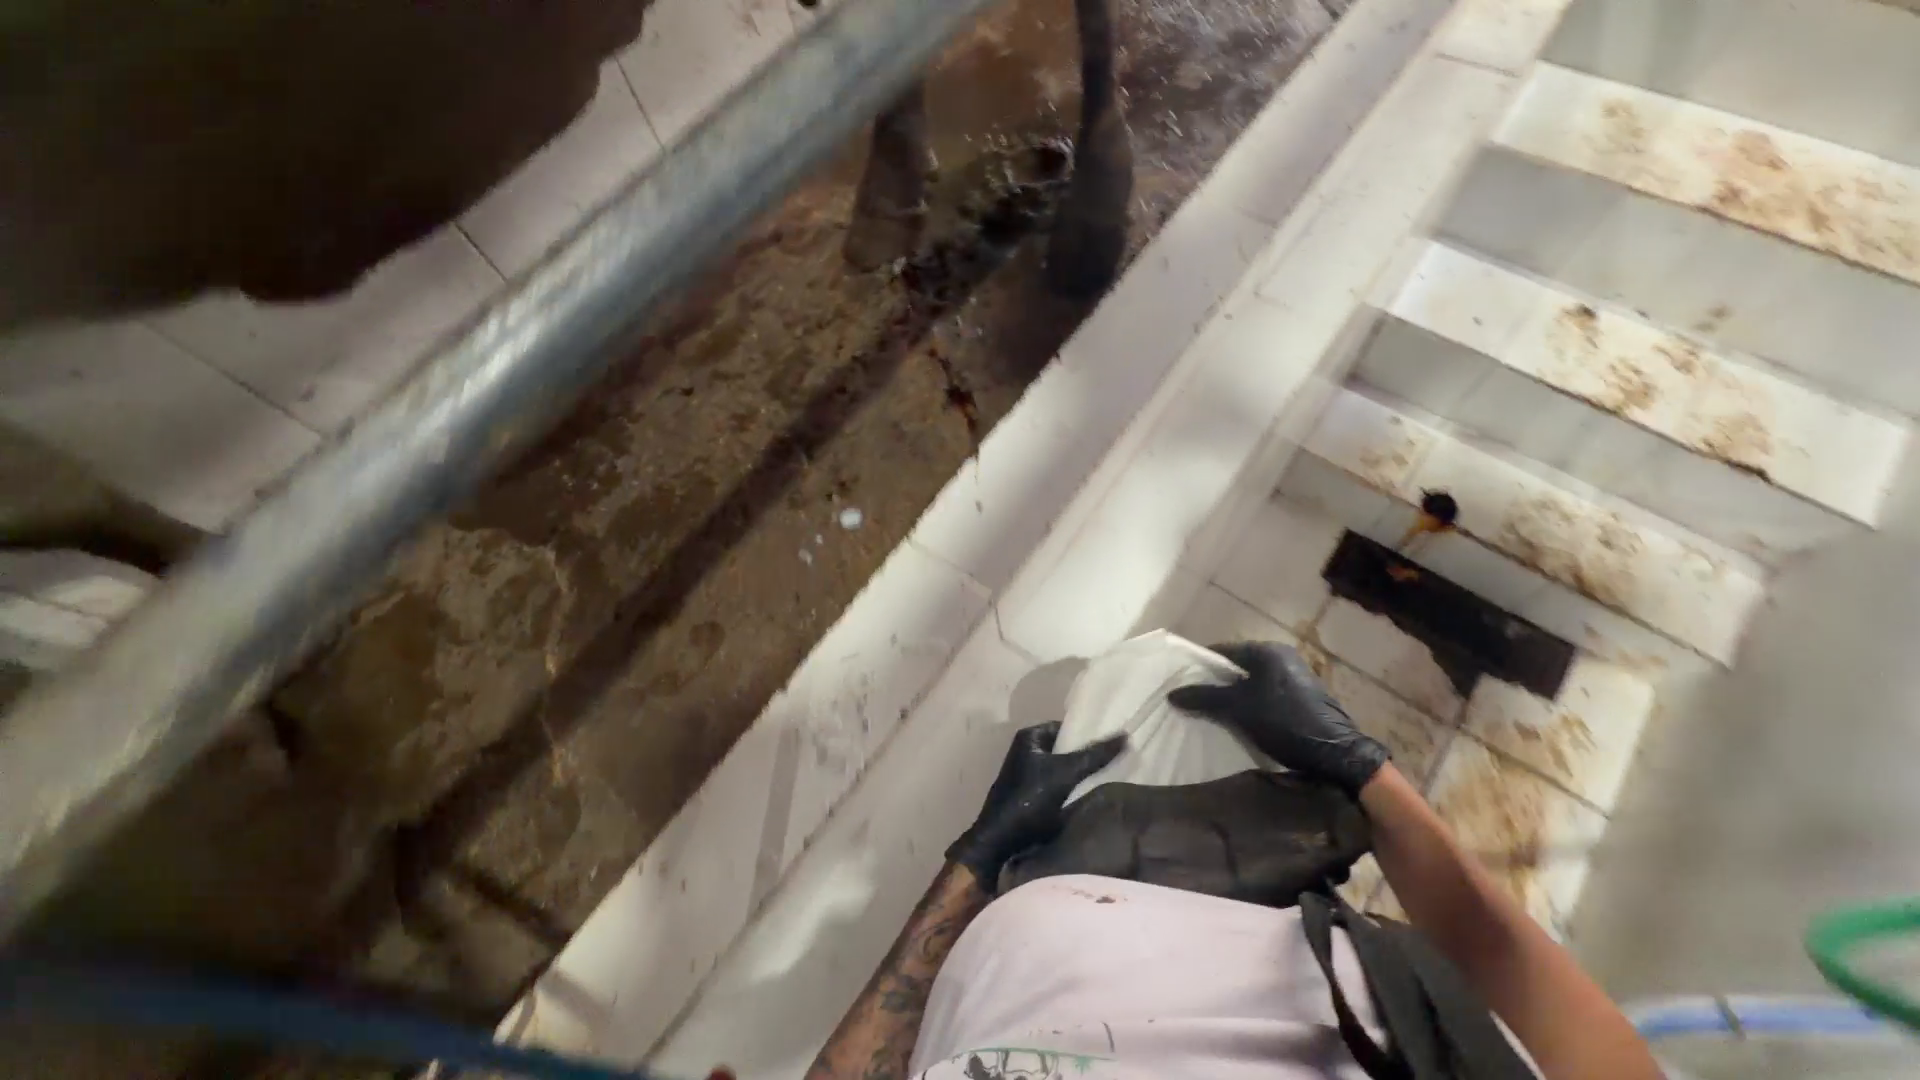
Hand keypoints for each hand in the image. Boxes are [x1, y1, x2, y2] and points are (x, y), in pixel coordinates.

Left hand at [946, 722, 1125, 885]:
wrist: (1001, 840)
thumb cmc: (1030, 799)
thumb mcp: (1066, 773)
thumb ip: (1095, 756)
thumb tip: (1125, 736)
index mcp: (1030, 737)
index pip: (1066, 727)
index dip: (1088, 733)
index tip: (1113, 742)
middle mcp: (1026, 750)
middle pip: (1065, 748)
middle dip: (1087, 754)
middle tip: (1116, 760)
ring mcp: (1027, 773)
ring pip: (1062, 767)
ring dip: (1081, 772)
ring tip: (1109, 775)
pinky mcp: (1030, 794)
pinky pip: (1058, 784)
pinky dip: (1072, 787)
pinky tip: (1091, 794)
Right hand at [1168, 641, 1387, 794]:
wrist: (1335, 753)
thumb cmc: (1284, 721)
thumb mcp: (1239, 709)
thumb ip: (1205, 697)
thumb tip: (1173, 693)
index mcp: (1267, 651)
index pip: (1223, 650)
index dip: (1200, 665)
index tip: (1182, 680)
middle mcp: (1281, 657)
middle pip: (1237, 665)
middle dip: (1215, 681)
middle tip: (1192, 697)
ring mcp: (1293, 676)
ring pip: (1251, 681)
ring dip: (1231, 694)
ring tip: (1210, 710)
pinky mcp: (1300, 695)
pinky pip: (1264, 693)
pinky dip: (1248, 702)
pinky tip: (1237, 717)